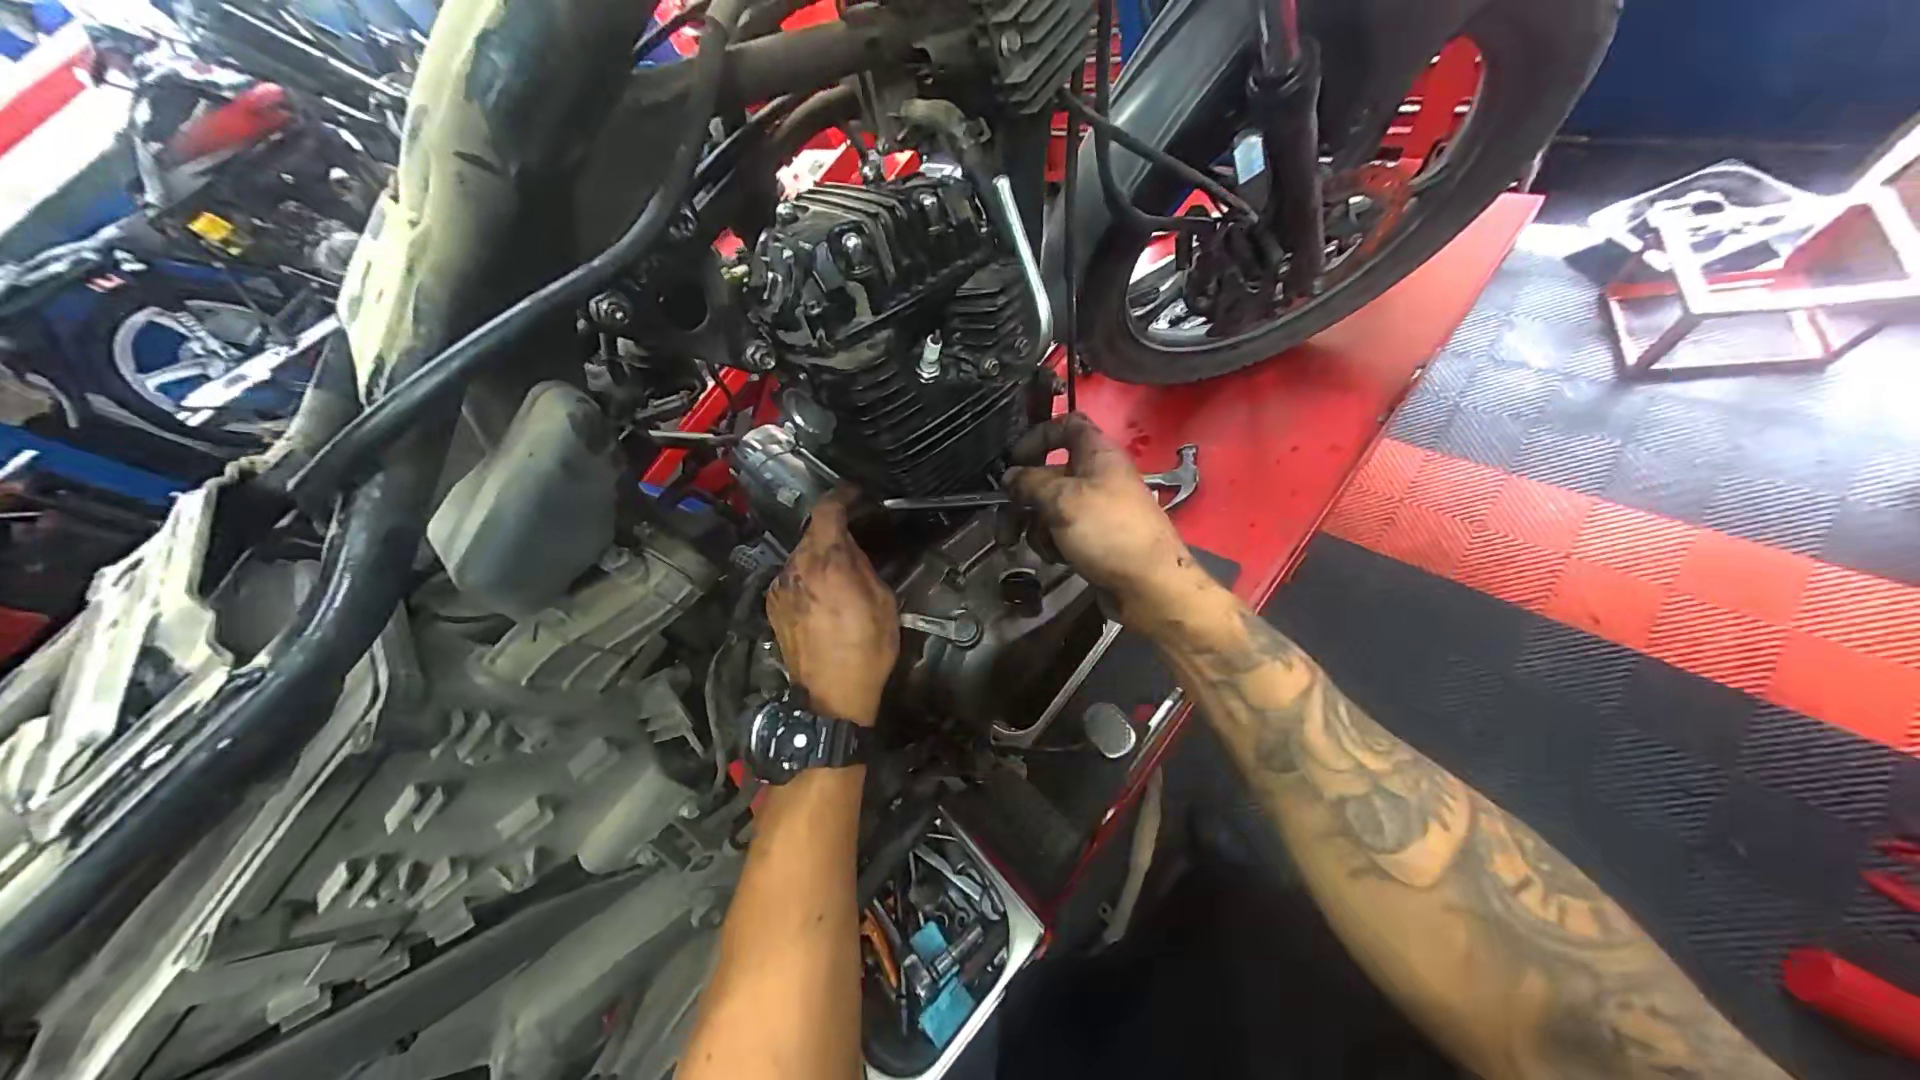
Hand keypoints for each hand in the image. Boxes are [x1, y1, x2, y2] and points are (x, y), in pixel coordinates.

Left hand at [766, 488, 899, 725]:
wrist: (831, 696)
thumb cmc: (865, 652)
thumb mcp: (883, 601)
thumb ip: (863, 566)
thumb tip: (853, 551)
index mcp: (828, 562)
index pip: (827, 510)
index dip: (843, 496)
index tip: (855, 495)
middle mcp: (796, 569)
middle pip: (812, 532)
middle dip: (834, 531)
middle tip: (856, 538)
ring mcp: (780, 588)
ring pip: (800, 556)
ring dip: (820, 556)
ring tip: (841, 573)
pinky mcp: (773, 607)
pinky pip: (791, 578)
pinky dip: (807, 577)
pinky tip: (823, 595)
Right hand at [1006, 414, 1207, 627]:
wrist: (1149, 585)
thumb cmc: (1109, 532)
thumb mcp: (1062, 500)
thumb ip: (1030, 483)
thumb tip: (1010, 477)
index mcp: (1097, 454)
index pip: (1067, 425)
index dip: (1039, 436)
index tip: (1015, 458)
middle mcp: (1097, 477)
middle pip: (1049, 474)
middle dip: (1023, 498)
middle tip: (1004, 522)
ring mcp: (1096, 510)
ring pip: (1051, 508)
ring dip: (1035, 526)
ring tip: (1036, 546)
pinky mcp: (1095, 539)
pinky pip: (1062, 533)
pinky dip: (1053, 543)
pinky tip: (1055, 558)